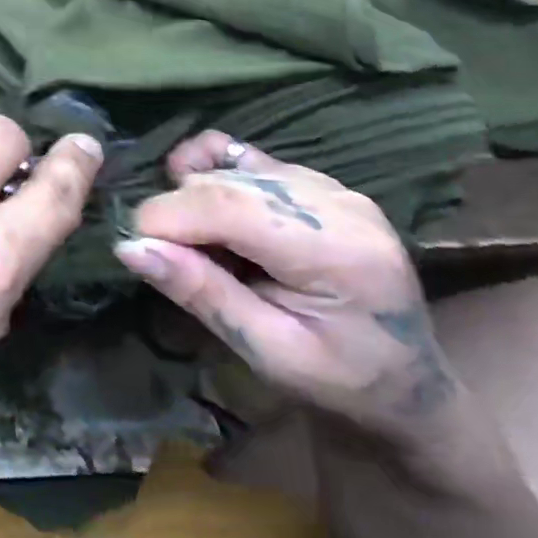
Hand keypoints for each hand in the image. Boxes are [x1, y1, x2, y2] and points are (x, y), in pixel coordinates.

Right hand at [114, 132, 457, 441]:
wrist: (409, 382)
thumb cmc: (341, 380)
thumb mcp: (268, 352)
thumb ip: (201, 293)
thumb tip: (129, 248)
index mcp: (336, 250)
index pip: (222, 205)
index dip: (162, 221)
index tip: (138, 254)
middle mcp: (335, 202)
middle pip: (216, 185)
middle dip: (174, 218)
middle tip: (178, 266)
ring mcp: (327, 185)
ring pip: (220, 170)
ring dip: (193, 204)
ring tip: (210, 251)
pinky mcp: (312, 179)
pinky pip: (239, 155)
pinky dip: (209, 173)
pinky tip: (210, 209)